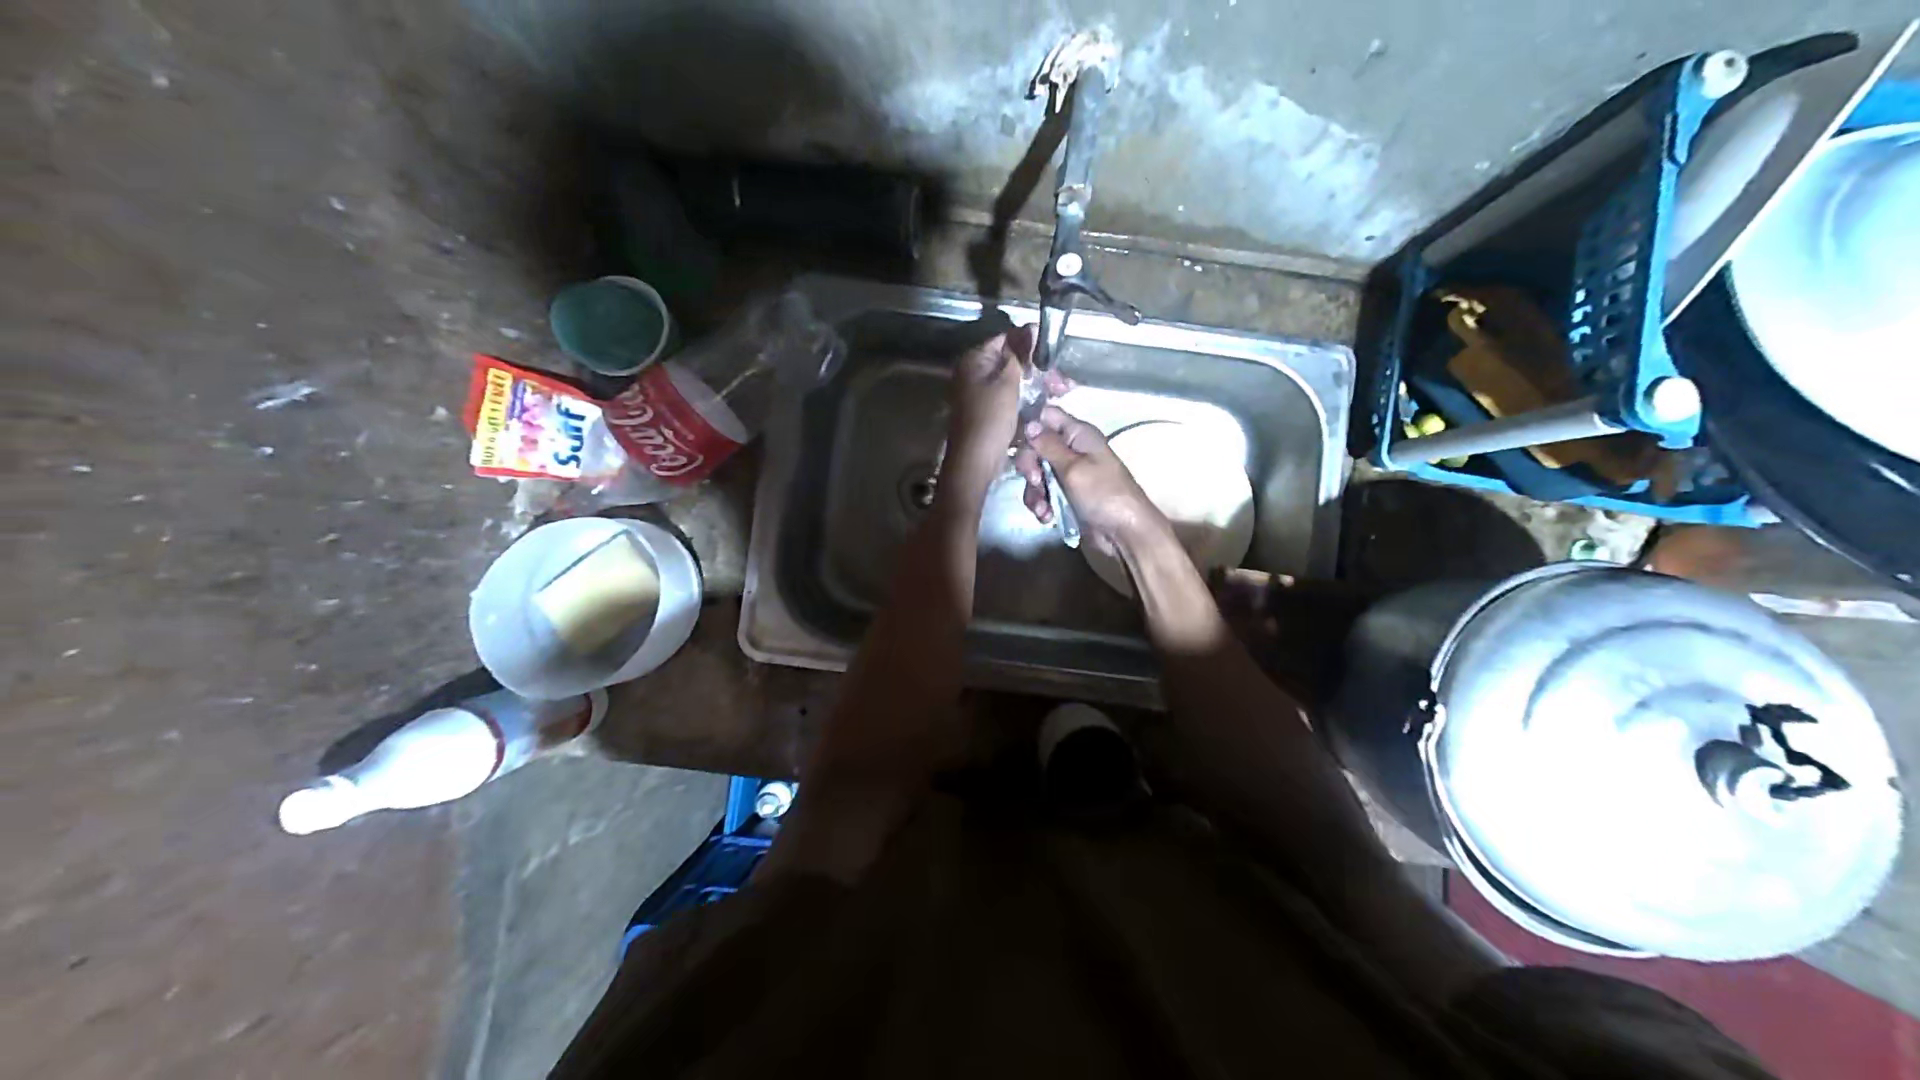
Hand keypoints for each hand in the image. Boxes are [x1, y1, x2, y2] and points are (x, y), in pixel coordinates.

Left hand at [943, 326, 1068, 494]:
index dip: (1033, 344)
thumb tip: (1030, 327)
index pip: (1007, 338)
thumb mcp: (1007, 382)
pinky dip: (1028, 398)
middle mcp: (974, 372)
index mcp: (975, 360)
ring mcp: (980, 392)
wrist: (975, 461)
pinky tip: (1048, 403)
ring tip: (1062, 392)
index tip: (1055, 356)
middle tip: (1062, 382)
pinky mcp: (989, 410)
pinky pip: (1012, 396)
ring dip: (1038, 384)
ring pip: (1015, 380)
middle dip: (1039, 368)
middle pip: (1013, 360)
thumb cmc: (990, 419)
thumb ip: (1019, 353)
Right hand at [1014, 405, 1170, 557]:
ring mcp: (1067, 473)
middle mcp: (1071, 449)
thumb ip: (1048, 445)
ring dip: (1034, 491)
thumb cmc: (1103, 494)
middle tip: (1035, 480)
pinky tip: (1047, 516)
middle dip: (1029, 464)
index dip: (1029, 424)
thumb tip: (1029, 423)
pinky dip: (1041, 504)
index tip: (1017, 441)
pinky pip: (1042, 492)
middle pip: (1035, 446)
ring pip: (1035, 472)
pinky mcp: (1064, 495)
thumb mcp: (1074, 467)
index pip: (1046, 416)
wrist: (1123, 533)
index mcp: (1078, 434)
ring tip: (1043, 507)